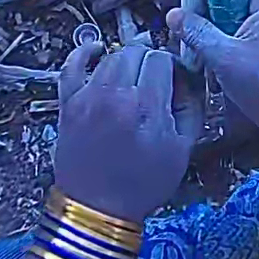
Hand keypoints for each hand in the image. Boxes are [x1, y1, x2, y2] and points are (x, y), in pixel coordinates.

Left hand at [54, 44, 192, 221]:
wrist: (97, 208)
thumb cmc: (142, 184)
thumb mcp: (182, 150)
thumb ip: (190, 107)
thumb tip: (187, 78)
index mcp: (146, 108)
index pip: (161, 59)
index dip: (171, 65)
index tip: (172, 77)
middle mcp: (115, 96)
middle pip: (135, 52)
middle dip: (149, 60)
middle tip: (153, 78)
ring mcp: (87, 96)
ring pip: (110, 55)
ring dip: (124, 60)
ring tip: (132, 76)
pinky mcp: (68, 101)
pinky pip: (72, 64)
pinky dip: (84, 52)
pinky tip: (97, 50)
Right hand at [167, 0, 258, 136]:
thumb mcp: (225, 58)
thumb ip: (198, 33)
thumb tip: (174, 15)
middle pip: (231, 0)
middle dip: (209, 14)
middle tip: (191, 30)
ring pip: (234, 21)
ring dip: (216, 34)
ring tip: (203, 51)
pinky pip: (242, 38)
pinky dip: (228, 47)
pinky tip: (217, 64)